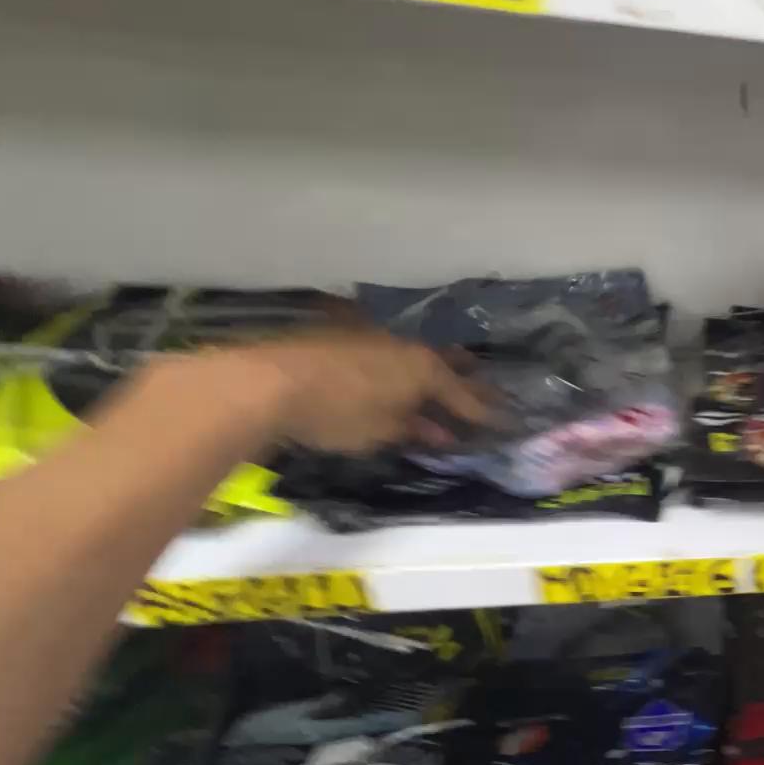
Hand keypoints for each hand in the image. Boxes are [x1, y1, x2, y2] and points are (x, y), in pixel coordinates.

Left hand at [182, 328, 487, 453]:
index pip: (467, 395)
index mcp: (427, 367)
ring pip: (412, 353)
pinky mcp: (334, 332)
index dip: (485, 412)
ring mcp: (368, 333)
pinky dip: (393, 366)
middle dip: (464, 379)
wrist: (259, 383)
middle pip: (444, 363)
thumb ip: (416, 429)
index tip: (504, 423)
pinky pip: (380, 350)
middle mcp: (405, 343)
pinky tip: (391, 377)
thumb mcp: (384, 431)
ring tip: (436, 388)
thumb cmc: (337, 412)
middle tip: (483, 393)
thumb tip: (439, 432)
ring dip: (427, 371)